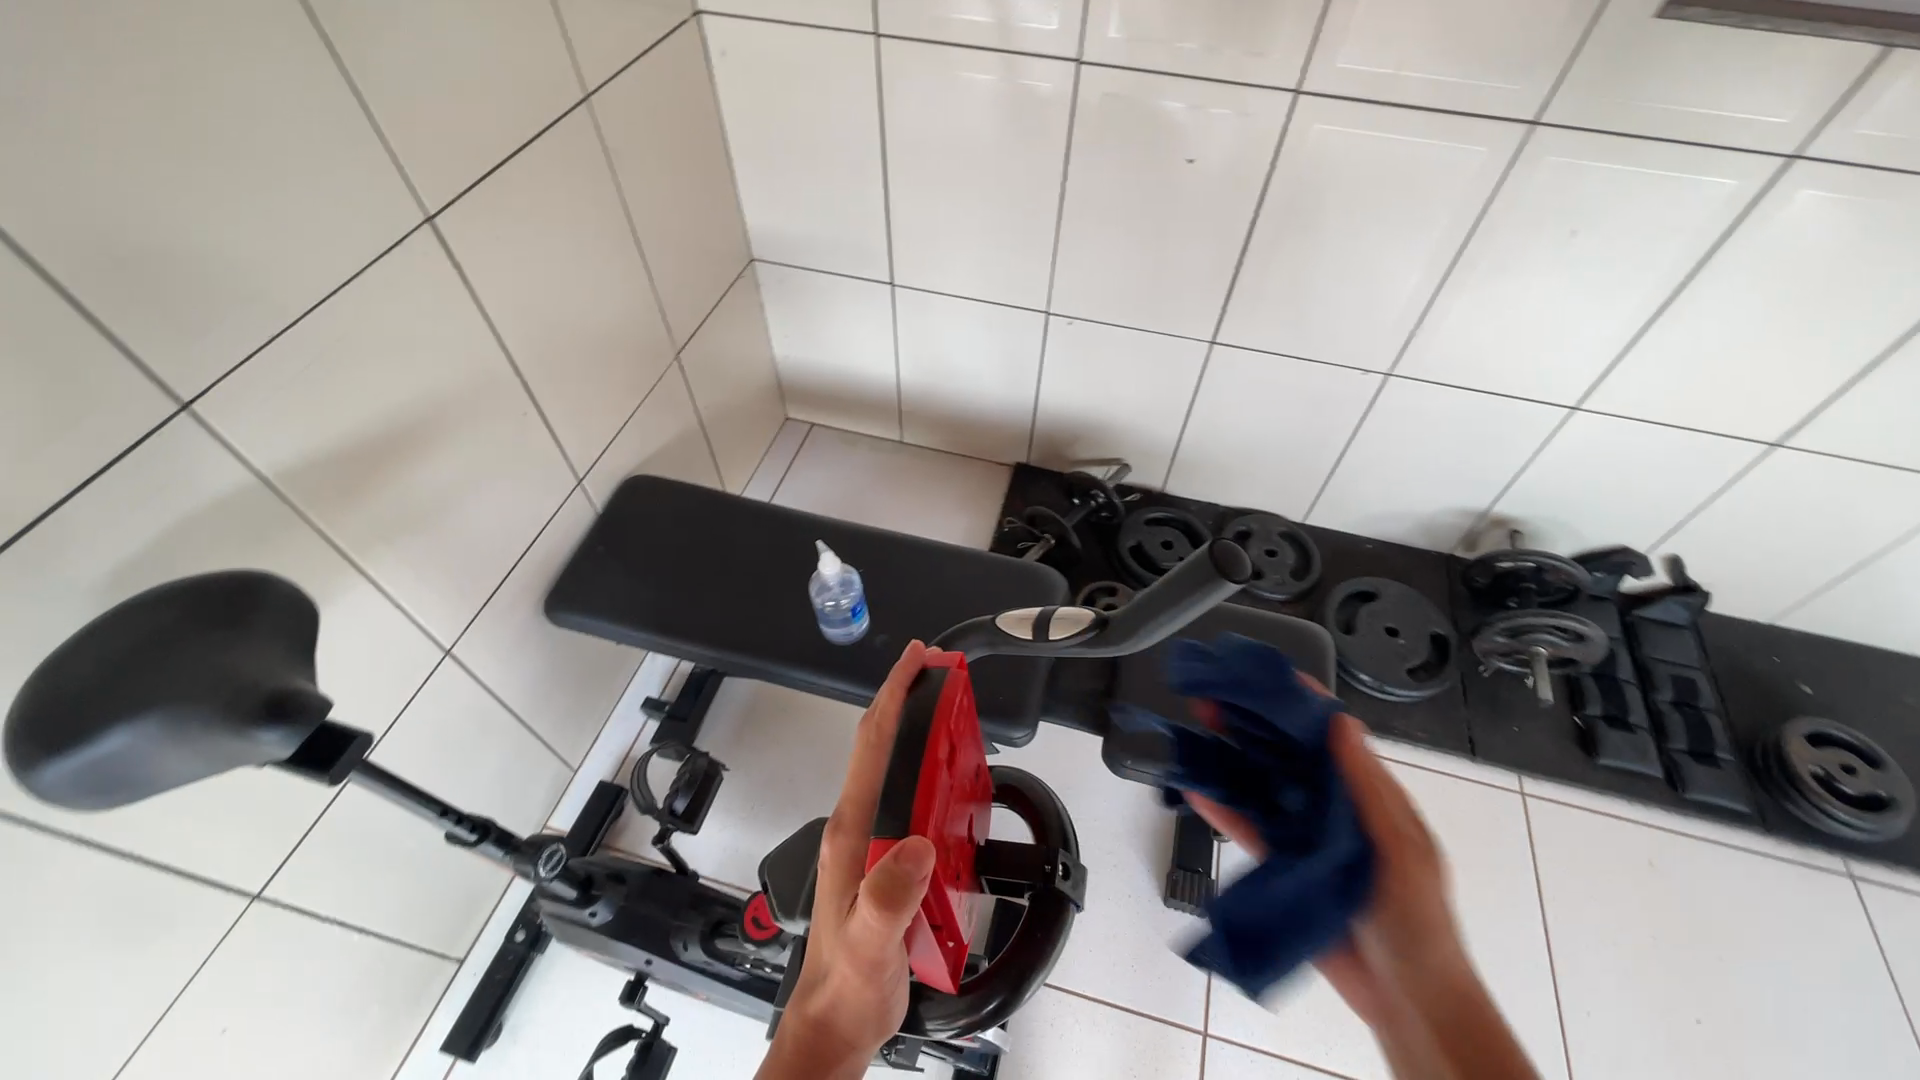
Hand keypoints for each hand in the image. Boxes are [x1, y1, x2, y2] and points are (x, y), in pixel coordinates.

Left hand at [756, 642, 940, 1079]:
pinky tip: (945, 769)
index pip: (872, 747)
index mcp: (852, 829)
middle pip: (879, 745)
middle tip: (936, 668)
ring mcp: (870, 839)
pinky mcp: (884, 857)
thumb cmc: (849, 982)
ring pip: (892, 766)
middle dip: (903, 698)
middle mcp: (857, 824)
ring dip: (913, 727)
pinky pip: (906, 795)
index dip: (893, 697)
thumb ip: (888, 895)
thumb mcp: (870, 942)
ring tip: (943, 704)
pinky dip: (923, 766)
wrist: (838, 1019)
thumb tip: (918, 843)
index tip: (914, 661)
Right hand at [1186, 676, 1537, 1078]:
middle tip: (1212, 698)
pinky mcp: (1285, 866)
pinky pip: (1250, 830)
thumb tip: (1340, 722)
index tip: (1266, 675)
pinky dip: (1224, 809)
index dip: (1302, 704)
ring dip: (1233, 759)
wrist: (1407, 1001)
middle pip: (1289, 755)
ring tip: (1197, 729)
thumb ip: (1368, 788)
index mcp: (1372, 796)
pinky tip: (1197, 789)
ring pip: (1265, 787)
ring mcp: (1308, 837)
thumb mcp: (1402, 850)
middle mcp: (1336, 808)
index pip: (1333, 737)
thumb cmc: (1418, 922)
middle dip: (1254, 725)